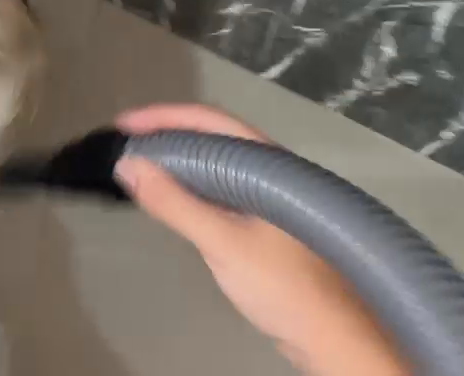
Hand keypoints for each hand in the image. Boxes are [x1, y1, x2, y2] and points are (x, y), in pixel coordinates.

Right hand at [115, 104, 411, 375]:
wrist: (340, 346)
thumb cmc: (285, 288)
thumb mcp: (223, 244)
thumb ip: (174, 203)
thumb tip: (126, 164)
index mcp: (268, 164)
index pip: (209, 121)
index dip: (163, 116)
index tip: (124, 125)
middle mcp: (271, 171)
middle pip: (211, 137)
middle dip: (165, 135)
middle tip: (125, 144)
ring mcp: (271, 197)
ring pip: (215, 162)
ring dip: (176, 159)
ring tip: (139, 165)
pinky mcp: (267, 222)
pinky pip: (219, 186)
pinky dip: (189, 183)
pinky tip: (170, 196)